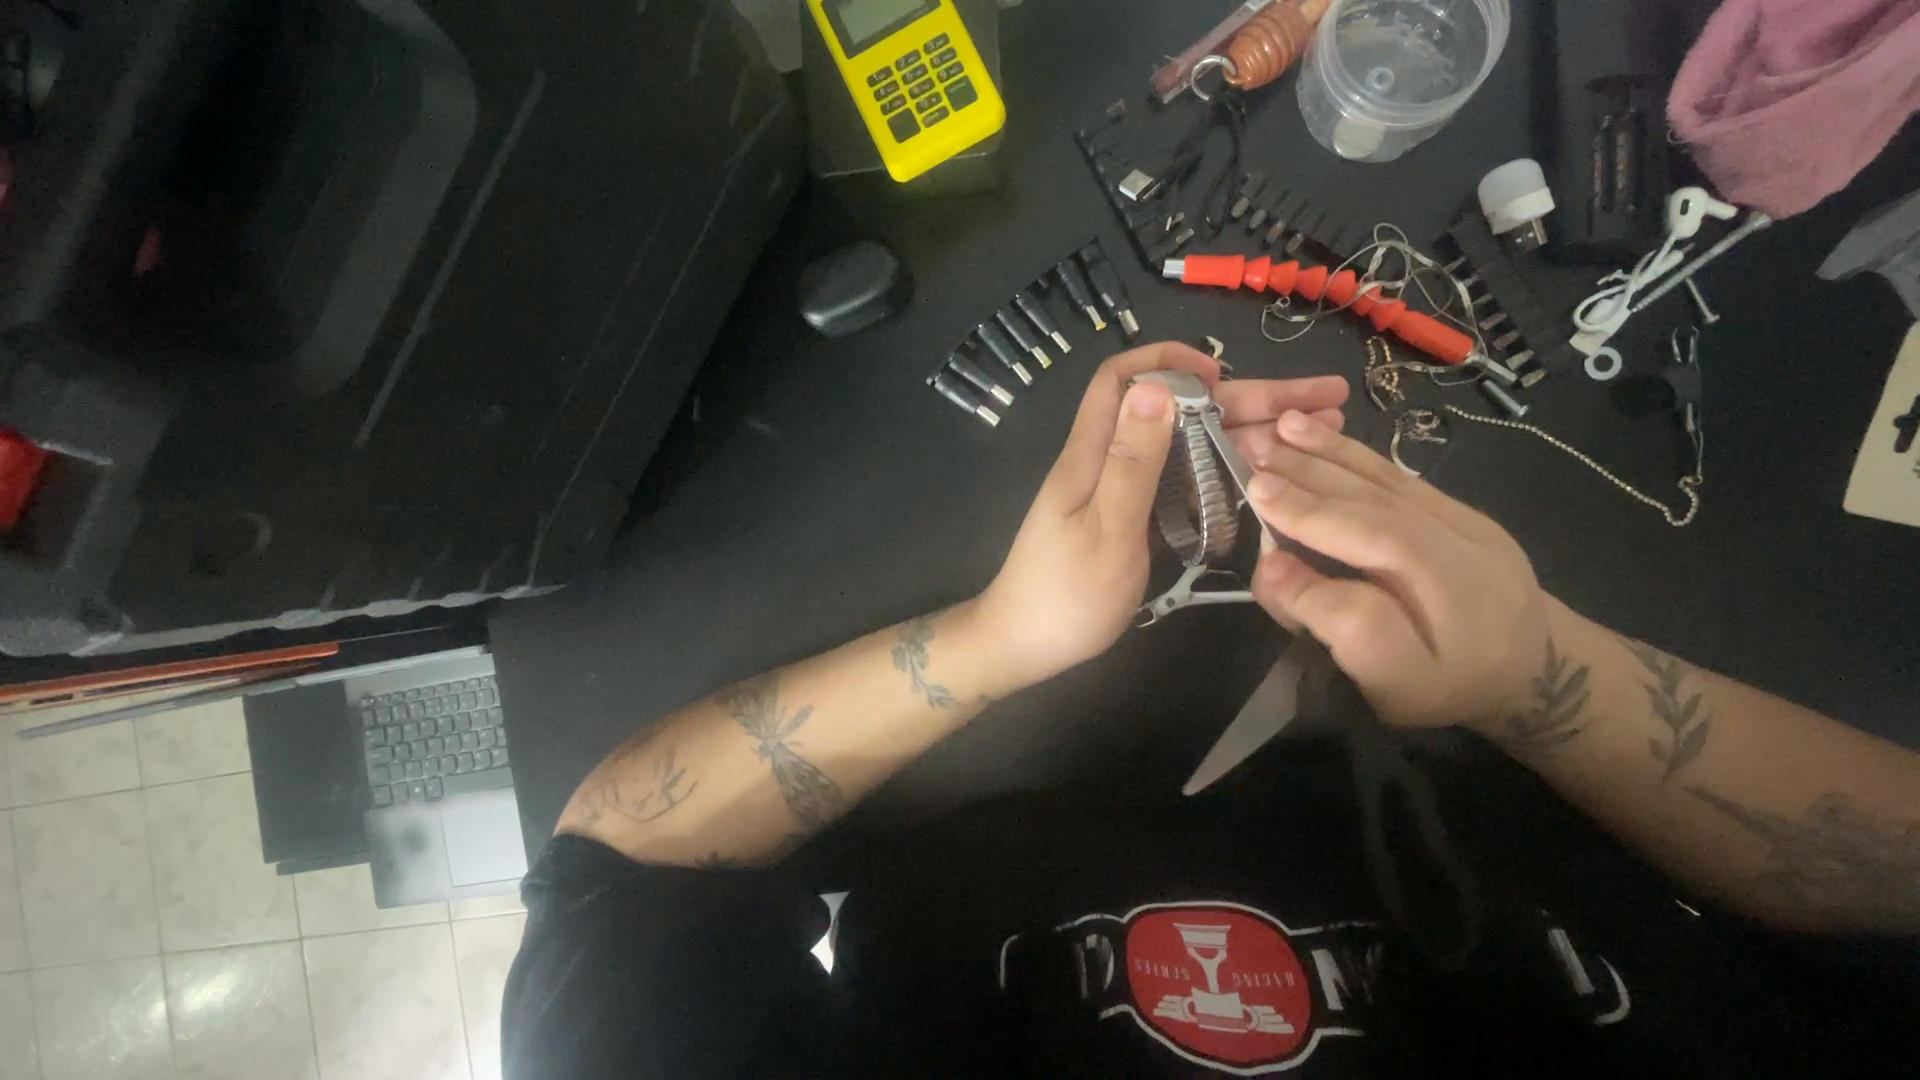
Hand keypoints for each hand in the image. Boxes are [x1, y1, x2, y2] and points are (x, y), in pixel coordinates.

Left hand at [972, 343, 1349, 688]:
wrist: (1025, 645)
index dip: (1169, 361)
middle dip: (1245, 398)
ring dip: (1247, 432)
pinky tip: (1267, 475)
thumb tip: (1156, 388)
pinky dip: (1224, 470)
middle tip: (1326, 397)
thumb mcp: (1106, 528)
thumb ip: (1132, 461)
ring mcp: (1120, 491)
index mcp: (1091, 453)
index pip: (1121, 379)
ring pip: (1186, 444)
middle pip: (1176, 410)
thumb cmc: (1065, 594)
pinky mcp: (1131, 518)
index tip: (1222, 373)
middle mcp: (1107, 461)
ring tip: (1319, 431)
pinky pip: (1182, 480)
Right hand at [1244, 409, 1549, 727]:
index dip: (1312, 512)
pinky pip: (1397, 477)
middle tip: (1250, 447)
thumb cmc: (1448, 687)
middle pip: (1378, 498)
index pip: (1375, 538)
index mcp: (1454, 588)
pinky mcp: (1456, 512)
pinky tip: (1319, 435)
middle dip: (1310, 471)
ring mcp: (1465, 520)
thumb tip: (1275, 565)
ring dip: (1329, 450)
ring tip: (1281, 426)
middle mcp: (1465, 540)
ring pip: (1387, 479)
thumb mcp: (1394, 682)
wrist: (1533, 675)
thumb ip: (1341, 624)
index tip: (1255, 489)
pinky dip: (1353, 454)